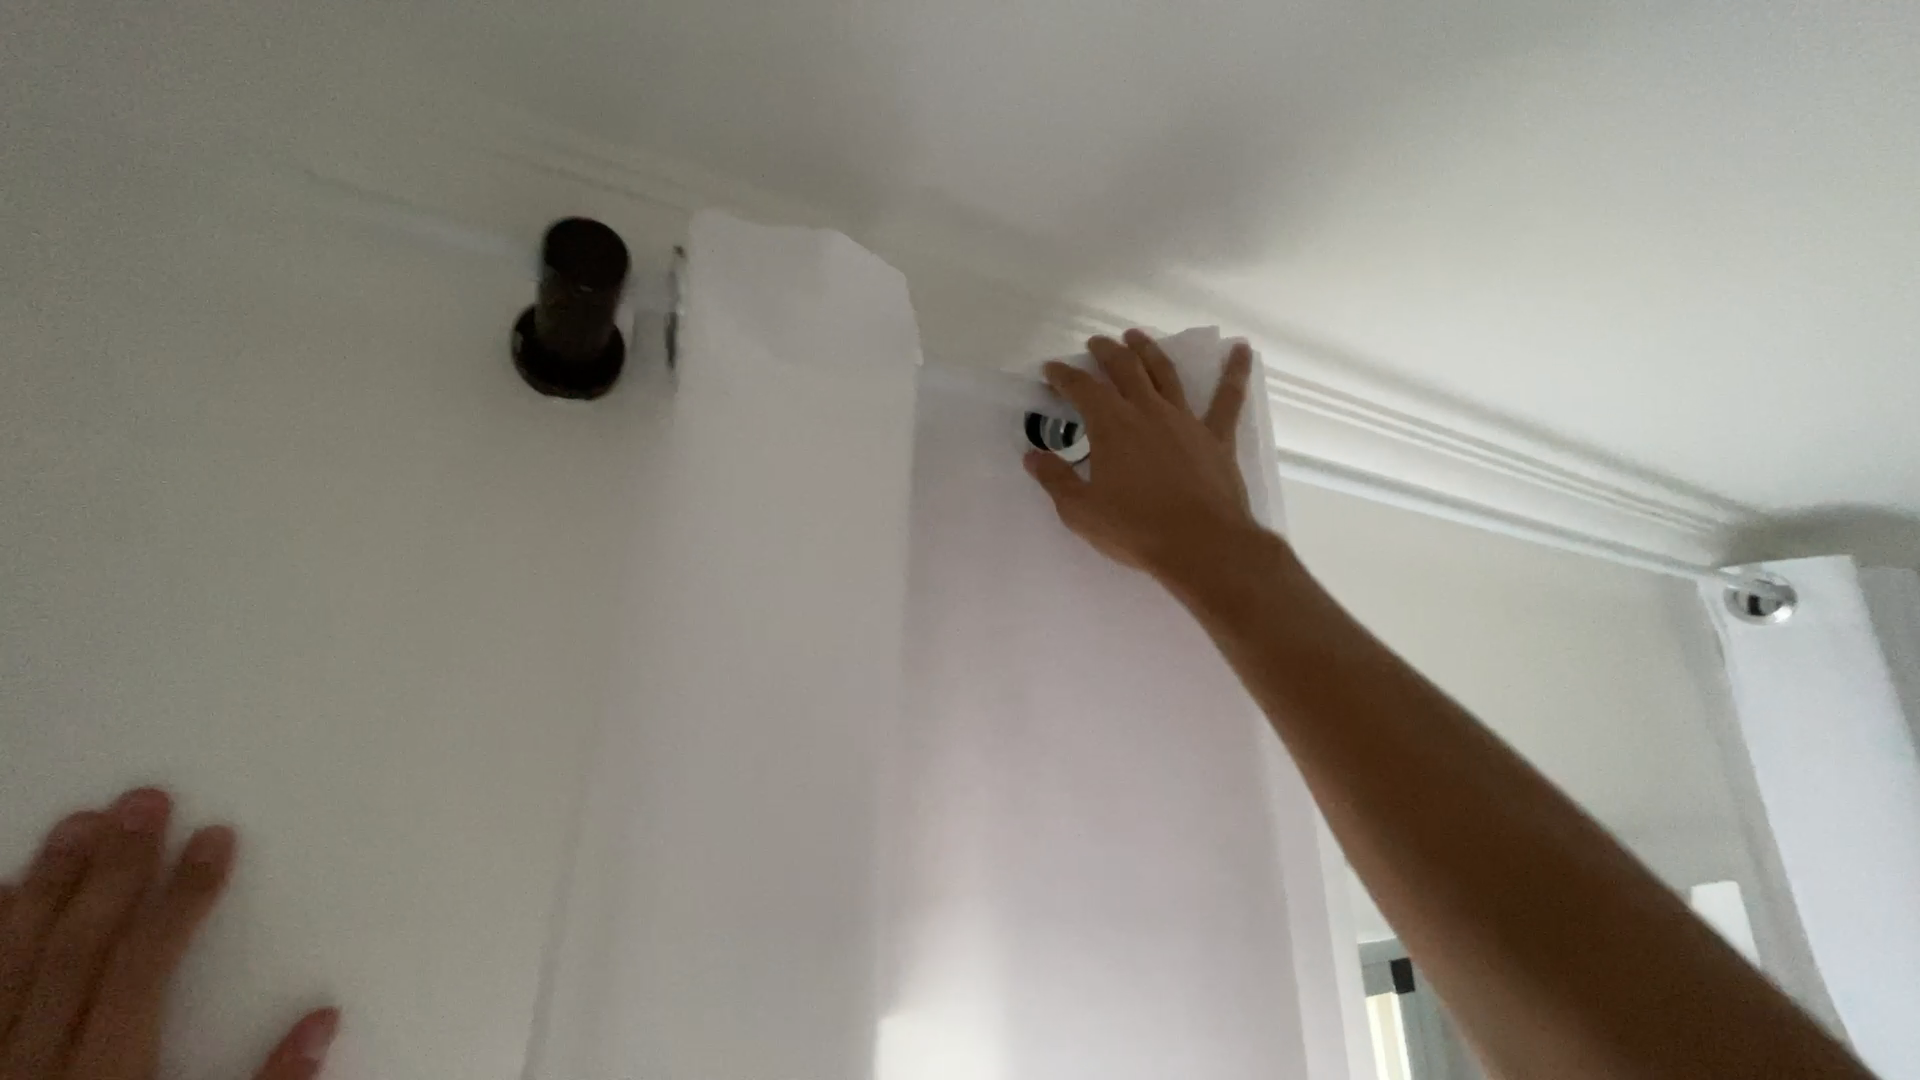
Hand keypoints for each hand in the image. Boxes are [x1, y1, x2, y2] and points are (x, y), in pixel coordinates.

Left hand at [0, 788, 337, 1079]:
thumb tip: (323, 1019)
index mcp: (103, 1079)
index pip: (144, 963)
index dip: (185, 894)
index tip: (213, 837)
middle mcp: (28, 1069)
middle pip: (74, 949)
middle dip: (116, 869)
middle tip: (143, 802)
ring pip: (4, 965)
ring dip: (44, 889)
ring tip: (78, 826)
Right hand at [1025, 330, 1264, 584]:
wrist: (1201, 545)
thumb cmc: (1135, 529)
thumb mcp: (1081, 511)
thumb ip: (1055, 479)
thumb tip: (1032, 456)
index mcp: (1112, 425)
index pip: (1082, 388)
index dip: (1064, 375)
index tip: (1051, 369)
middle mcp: (1148, 411)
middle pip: (1124, 369)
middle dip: (1106, 352)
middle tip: (1095, 344)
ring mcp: (1186, 421)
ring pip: (1165, 373)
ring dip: (1148, 351)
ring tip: (1136, 336)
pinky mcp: (1217, 438)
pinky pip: (1228, 399)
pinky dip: (1236, 371)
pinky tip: (1242, 349)